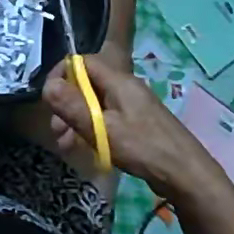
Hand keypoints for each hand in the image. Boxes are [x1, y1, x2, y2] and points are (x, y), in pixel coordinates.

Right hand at [43, 56, 223, 201]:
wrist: (185, 172)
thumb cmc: (143, 147)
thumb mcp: (102, 129)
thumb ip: (73, 107)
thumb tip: (48, 85)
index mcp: (119, 81)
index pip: (83, 62)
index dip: (62, 74)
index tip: (49, 99)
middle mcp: (126, 87)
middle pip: (87, 84)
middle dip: (67, 103)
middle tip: (56, 130)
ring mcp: (133, 105)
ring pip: (96, 104)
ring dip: (77, 120)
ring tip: (65, 145)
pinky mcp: (137, 123)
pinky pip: (108, 118)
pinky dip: (93, 129)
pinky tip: (85, 149)